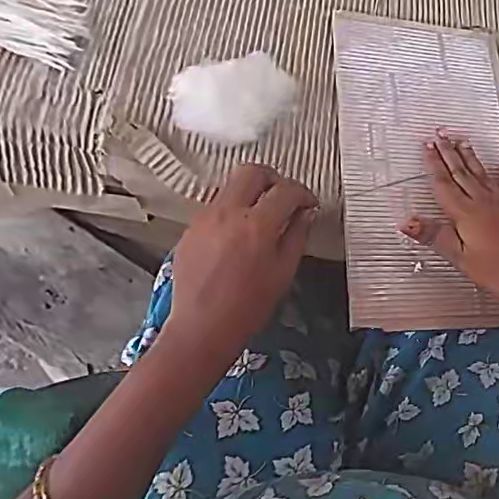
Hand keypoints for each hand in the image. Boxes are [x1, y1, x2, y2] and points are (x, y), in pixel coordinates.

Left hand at [168, 163, 316, 356]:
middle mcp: (227, 214)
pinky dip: (231, 213)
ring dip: (250, 194)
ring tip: (261, 219)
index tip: (308, 204)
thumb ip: (296, 237)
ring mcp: (204, 219)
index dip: (303, 193)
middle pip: (252, 171)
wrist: (202, 327)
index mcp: (256, 226)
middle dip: (273, 179)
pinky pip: (215, 209)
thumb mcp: (282, 273)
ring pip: (230, 188)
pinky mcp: (190, 230)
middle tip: (284, 197)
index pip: (286, 190)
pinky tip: (237, 238)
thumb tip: (305, 214)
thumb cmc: (247, 307)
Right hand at [400, 133, 498, 320]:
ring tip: (463, 142)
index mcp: (467, 214)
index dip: (433, 165)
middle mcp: (486, 203)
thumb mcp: (462, 258)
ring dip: (470, 156)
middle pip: (462, 172)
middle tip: (440, 136)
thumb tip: (409, 223)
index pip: (444, 184)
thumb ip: (436, 237)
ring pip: (482, 173)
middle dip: (449, 153)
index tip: (427, 148)